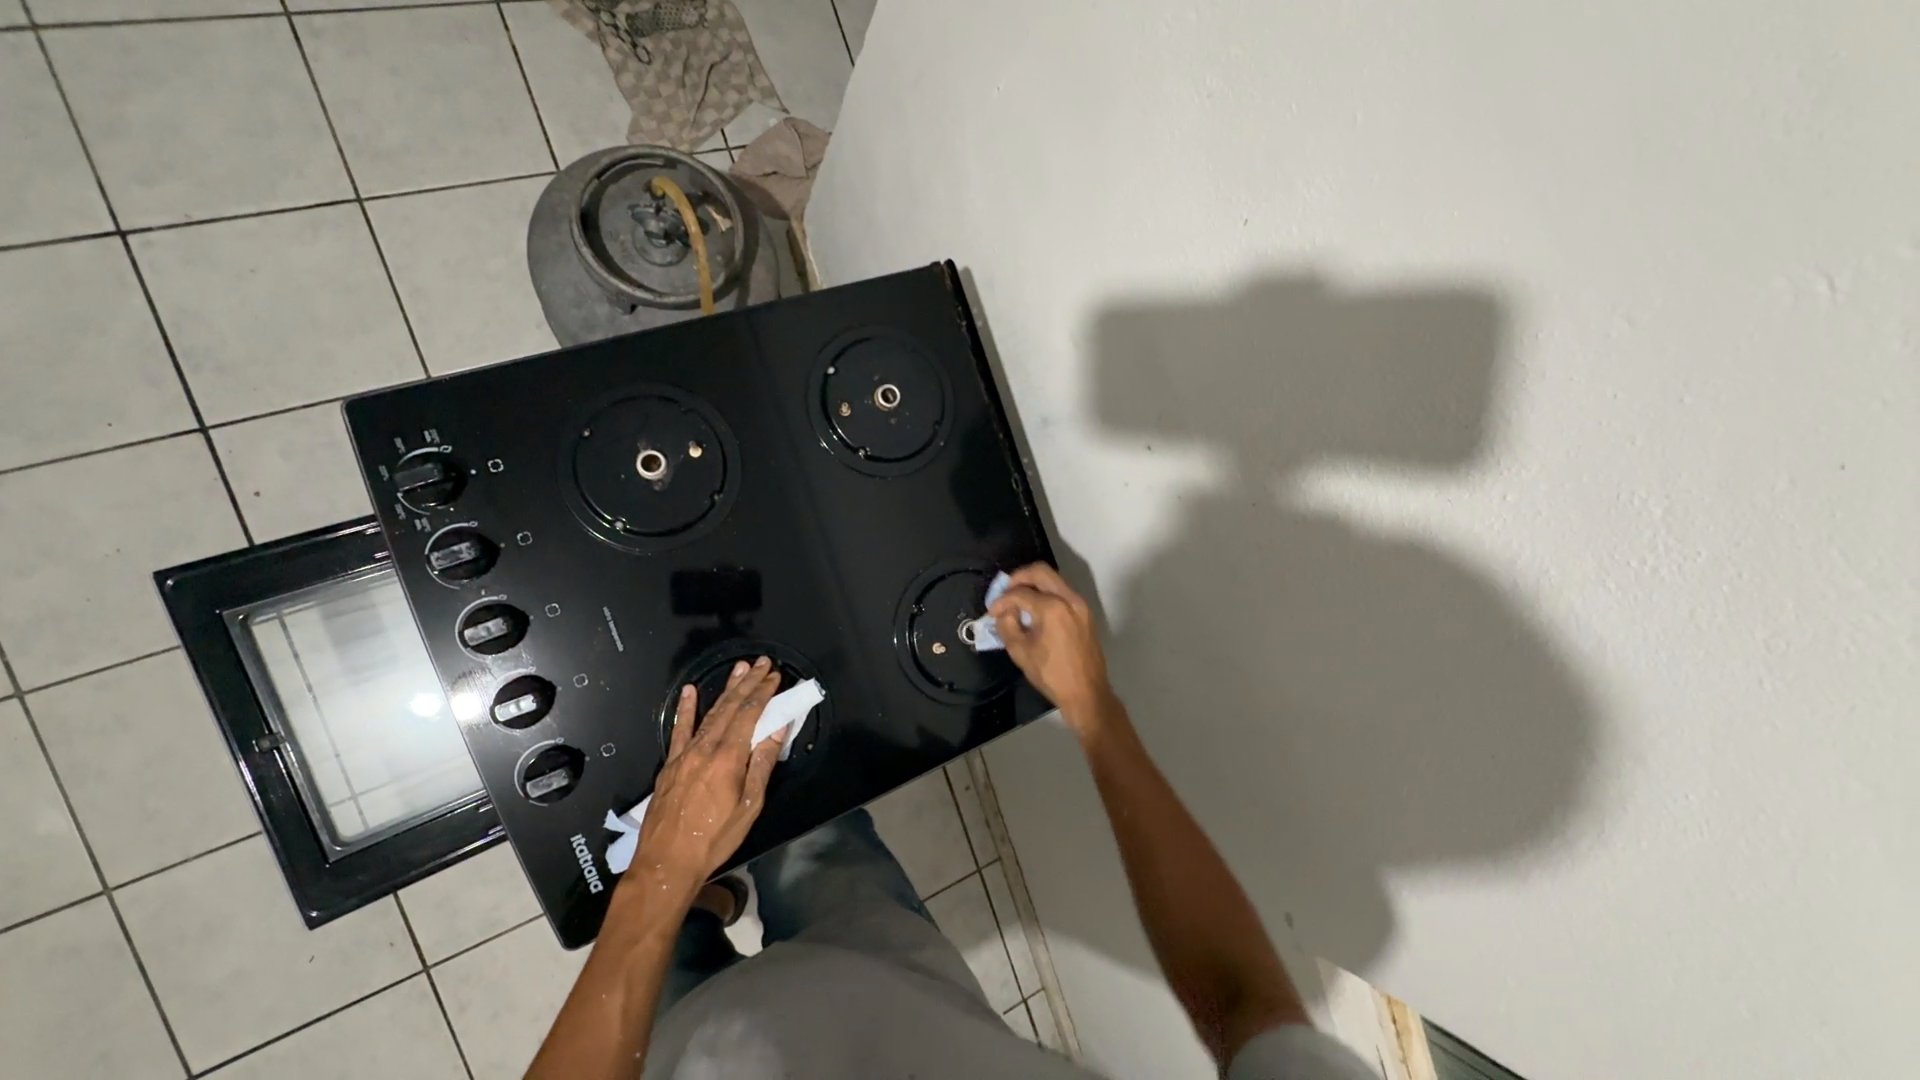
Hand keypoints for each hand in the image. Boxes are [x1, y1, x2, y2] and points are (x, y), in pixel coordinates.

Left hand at [631, 658, 783, 891]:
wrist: (667, 862)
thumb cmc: (715, 838)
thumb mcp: (750, 806)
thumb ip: (762, 764)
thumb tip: (777, 730)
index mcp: (728, 758)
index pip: (750, 715)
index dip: (763, 693)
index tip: (775, 676)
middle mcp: (705, 748)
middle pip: (730, 708)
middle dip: (748, 683)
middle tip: (762, 663)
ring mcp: (685, 754)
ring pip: (709, 714)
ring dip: (726, 690)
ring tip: (739, 669)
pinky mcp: (671, 764)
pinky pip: (679, 730)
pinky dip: (686, 709)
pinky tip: (690, 692)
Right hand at [987, 563, 1116, 730]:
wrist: (1086, 692)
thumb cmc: (1051, 675)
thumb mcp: (1020, 652)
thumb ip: (1007, 625)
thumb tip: (1004, 612)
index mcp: (1052, 608)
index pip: (1020, 593)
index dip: (1002, 600)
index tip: (991, 612)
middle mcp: (1069, 599)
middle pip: (1041, 571)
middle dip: (1019, 578)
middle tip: (1005, 591)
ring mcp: (1080, 604)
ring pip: (1054, 579)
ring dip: (1034, 584)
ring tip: (1018, 600)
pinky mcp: (1085, 613)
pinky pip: (1063, 592)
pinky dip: (1047, 593)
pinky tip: (1035, 609)